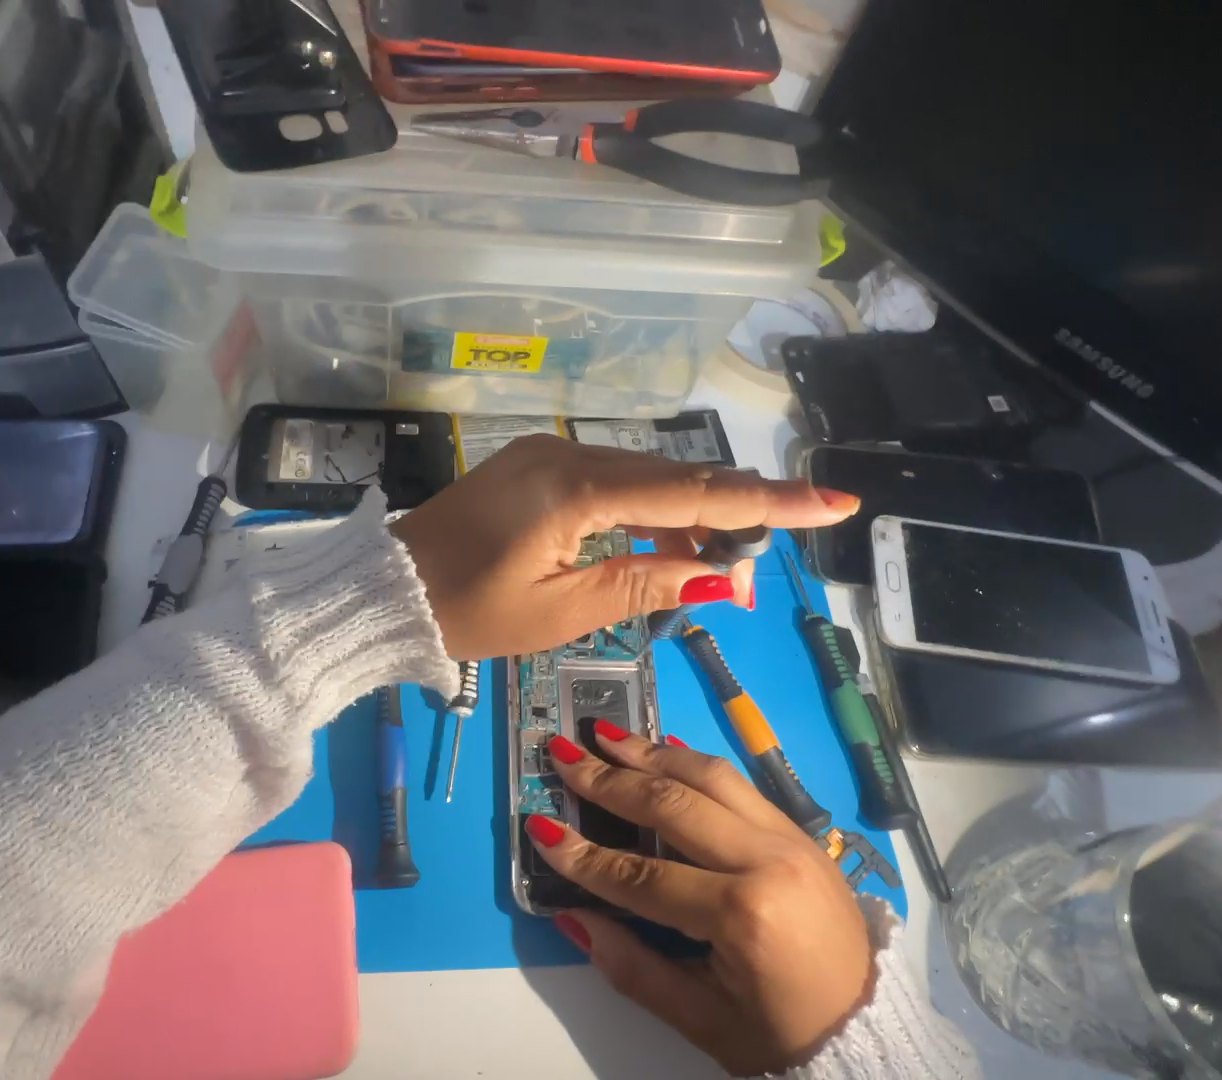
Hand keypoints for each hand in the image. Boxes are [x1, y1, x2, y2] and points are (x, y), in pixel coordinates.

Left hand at [388, 435, 856, 659]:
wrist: (389, 587)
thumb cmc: (468, 611)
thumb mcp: (561, 612)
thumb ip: (644, 585)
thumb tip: (721, 580)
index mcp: (577, 491)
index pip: (692, 495)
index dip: (767, 502)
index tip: (832, 502)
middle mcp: (570, 455)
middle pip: (675, 477)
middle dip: (737, 505)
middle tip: (798, 527)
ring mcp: (549, 454)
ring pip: (645, 476)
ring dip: (693, 509)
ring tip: (739, 547)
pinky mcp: (536, 464)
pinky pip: (611, 480)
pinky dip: (649, 508)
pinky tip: (676, 535)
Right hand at [525, 723, 873, 1075]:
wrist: (874, 1033)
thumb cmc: (783, 1036)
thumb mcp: (702, 1020)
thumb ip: (632, 967)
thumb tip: (572, 916)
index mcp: (742, 915)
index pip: (642, 876)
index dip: (584, 856)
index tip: (539, 826)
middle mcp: (765, 859)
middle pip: (670, 806)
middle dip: (608, 780)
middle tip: (563, 753)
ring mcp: (788, 836)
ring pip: (707, 776)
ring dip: (649, 753)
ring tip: (604, 735)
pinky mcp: (799, 830)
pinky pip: (738, 782)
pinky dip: (693, 761)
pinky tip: (662, 748)